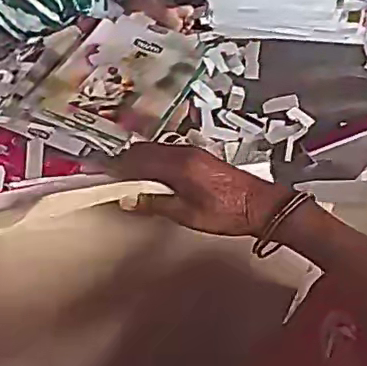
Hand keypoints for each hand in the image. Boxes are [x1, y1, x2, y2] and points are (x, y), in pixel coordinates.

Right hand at [110, 142, 290, 236]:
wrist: (263, 207)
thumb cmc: (231, 212)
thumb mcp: (187, 214)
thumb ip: (156, 204)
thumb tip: (130, 200)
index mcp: (179, 164)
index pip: (136, 159)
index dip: (116, 167)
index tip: (103, 174)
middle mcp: (186, 153)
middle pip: (144, 150)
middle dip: (125, 163)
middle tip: (113, 178)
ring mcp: (195, 153)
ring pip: (157, 151)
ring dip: (141, 163)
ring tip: (131, 181)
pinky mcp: (202, 159)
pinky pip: (170, 155)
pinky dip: (156, 164)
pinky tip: (155, 179)